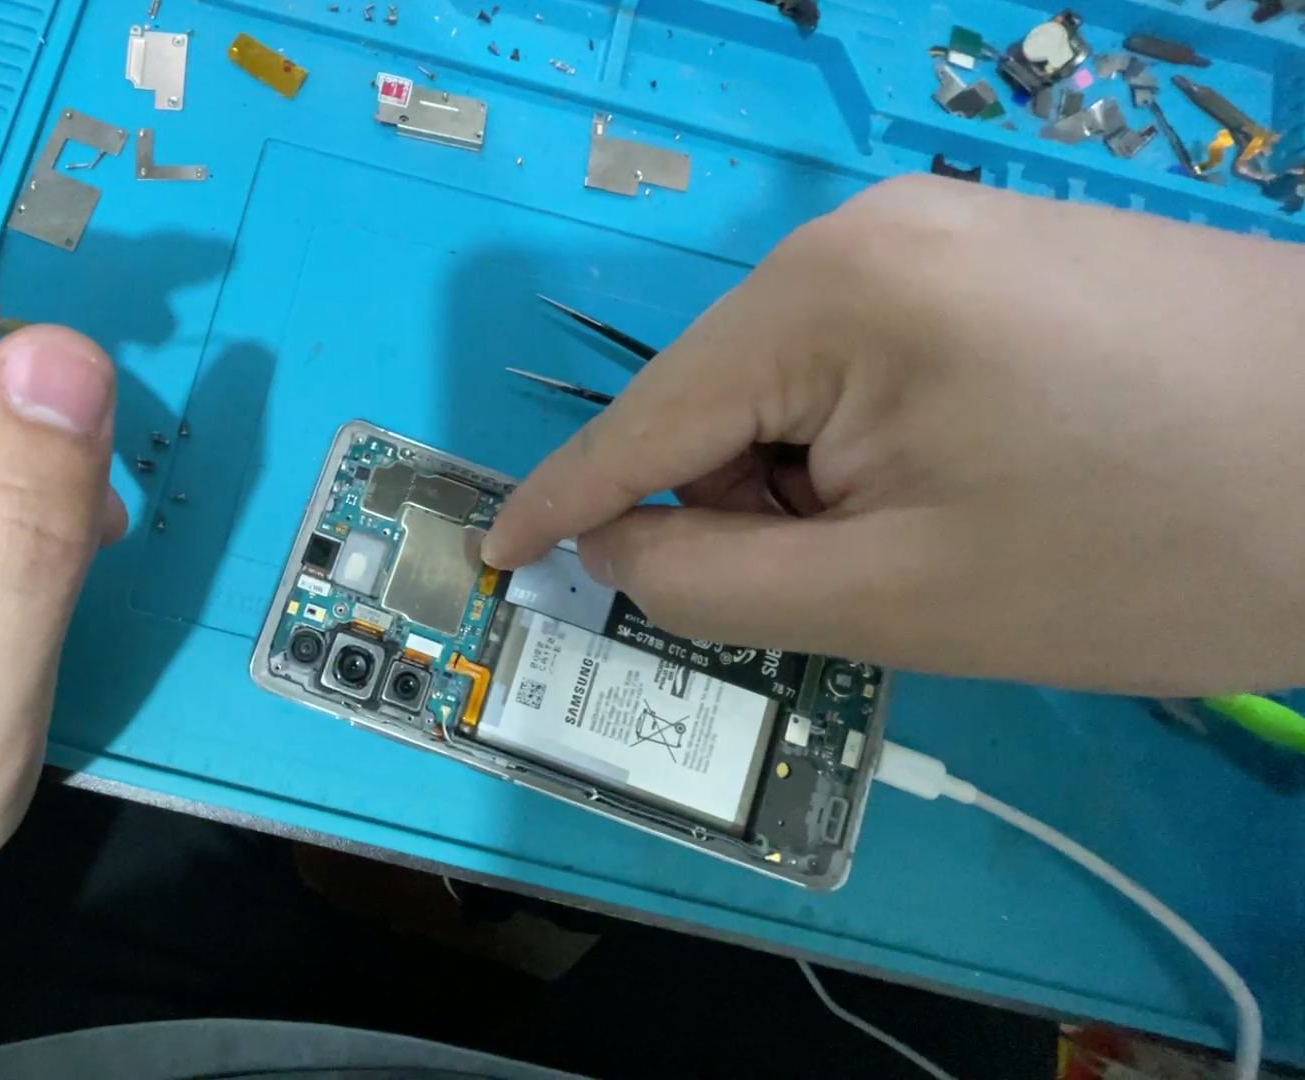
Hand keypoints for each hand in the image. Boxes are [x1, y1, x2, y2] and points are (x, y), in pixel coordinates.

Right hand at [483, 176, 1304, 695]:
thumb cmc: (1159, 548)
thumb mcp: (893, 600)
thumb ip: (707, 582)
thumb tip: (610, 543)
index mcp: (826, 298)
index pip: (644, 423)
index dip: (559, 499)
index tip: (494, 548)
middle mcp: (846, 238)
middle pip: (706, 406)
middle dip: (726, 505)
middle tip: (829, 578)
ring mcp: (906, 236)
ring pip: (763, 394)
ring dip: (788, 485)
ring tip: (904, 534)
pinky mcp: (952, 259)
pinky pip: (828, 370)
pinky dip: (833, 449)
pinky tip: (931, 482)